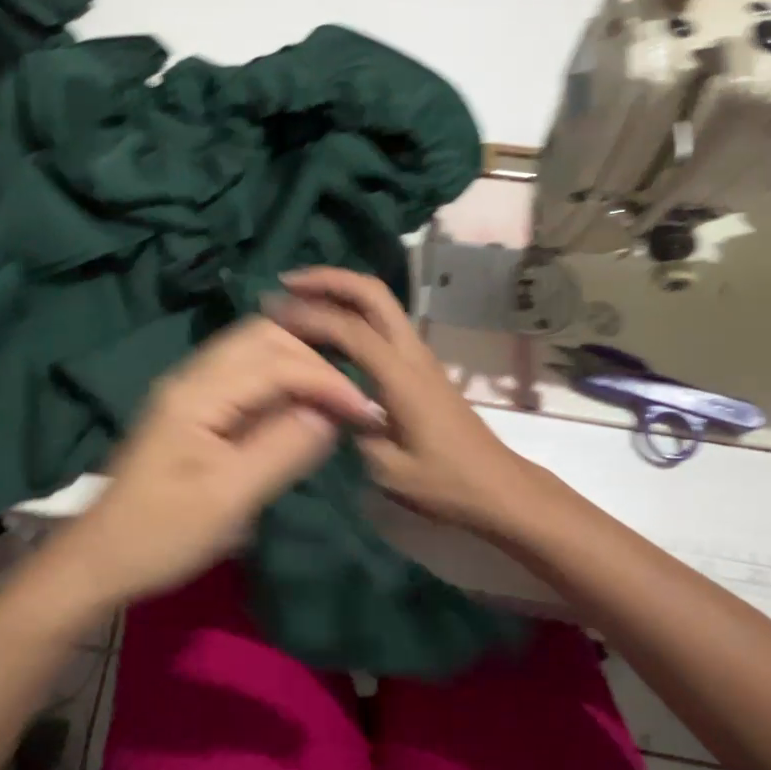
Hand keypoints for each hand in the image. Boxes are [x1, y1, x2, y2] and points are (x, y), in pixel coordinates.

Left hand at [50, 317, 384, 607]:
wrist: (100, 557)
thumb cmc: (163, 533)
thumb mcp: (230, 497)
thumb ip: (283, 449)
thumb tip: (330, 415)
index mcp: (198, 393)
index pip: (277, 362)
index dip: (327, 381)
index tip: (366, 412)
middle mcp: (192, 377)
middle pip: (263, 337)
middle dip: (313, 360)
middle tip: (349, 401)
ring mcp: (188, 390)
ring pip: (252, 350)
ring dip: (296, 365)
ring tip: (331, 401)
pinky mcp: (190, 409)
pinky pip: (243, 374)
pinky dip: (278, 380)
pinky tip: (297, 408)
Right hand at [267, 267, 540, 531]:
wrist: (499, 489)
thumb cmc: (446, 484)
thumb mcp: (388, 469)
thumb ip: (353, 427)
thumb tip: (327, 401)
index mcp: (402, 376)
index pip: (350, 329)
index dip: (309, 316)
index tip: (272, 313)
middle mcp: (413, 353)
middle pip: (373, 293)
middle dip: (329, 280)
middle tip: (287, 284)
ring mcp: (420, 356)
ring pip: (380, 304)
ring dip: (341, 292)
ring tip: (299, 300)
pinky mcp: (421, 367)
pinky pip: (383, 325)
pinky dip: (352, 314)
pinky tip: (327, 332)